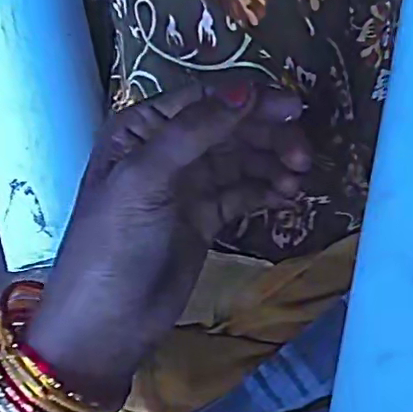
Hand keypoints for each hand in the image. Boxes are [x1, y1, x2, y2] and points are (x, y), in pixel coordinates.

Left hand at [25, 80, 309, 391]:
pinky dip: (267, 191)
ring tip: (297, 181)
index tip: (294, 109)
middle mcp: (168, 150)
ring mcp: (188, 186)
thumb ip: (195, 131)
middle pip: (230, 129)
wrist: (109, 322)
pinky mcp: (205, 218)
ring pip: (242, 161)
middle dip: (269, 137)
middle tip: (303, 157)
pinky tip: (288, 197)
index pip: (206, 100)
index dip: (251, 100)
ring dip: (273, 165)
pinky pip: (244, 193)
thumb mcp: (146, 178)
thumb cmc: (114, 244)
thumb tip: (247, 90)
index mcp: (143, 129)